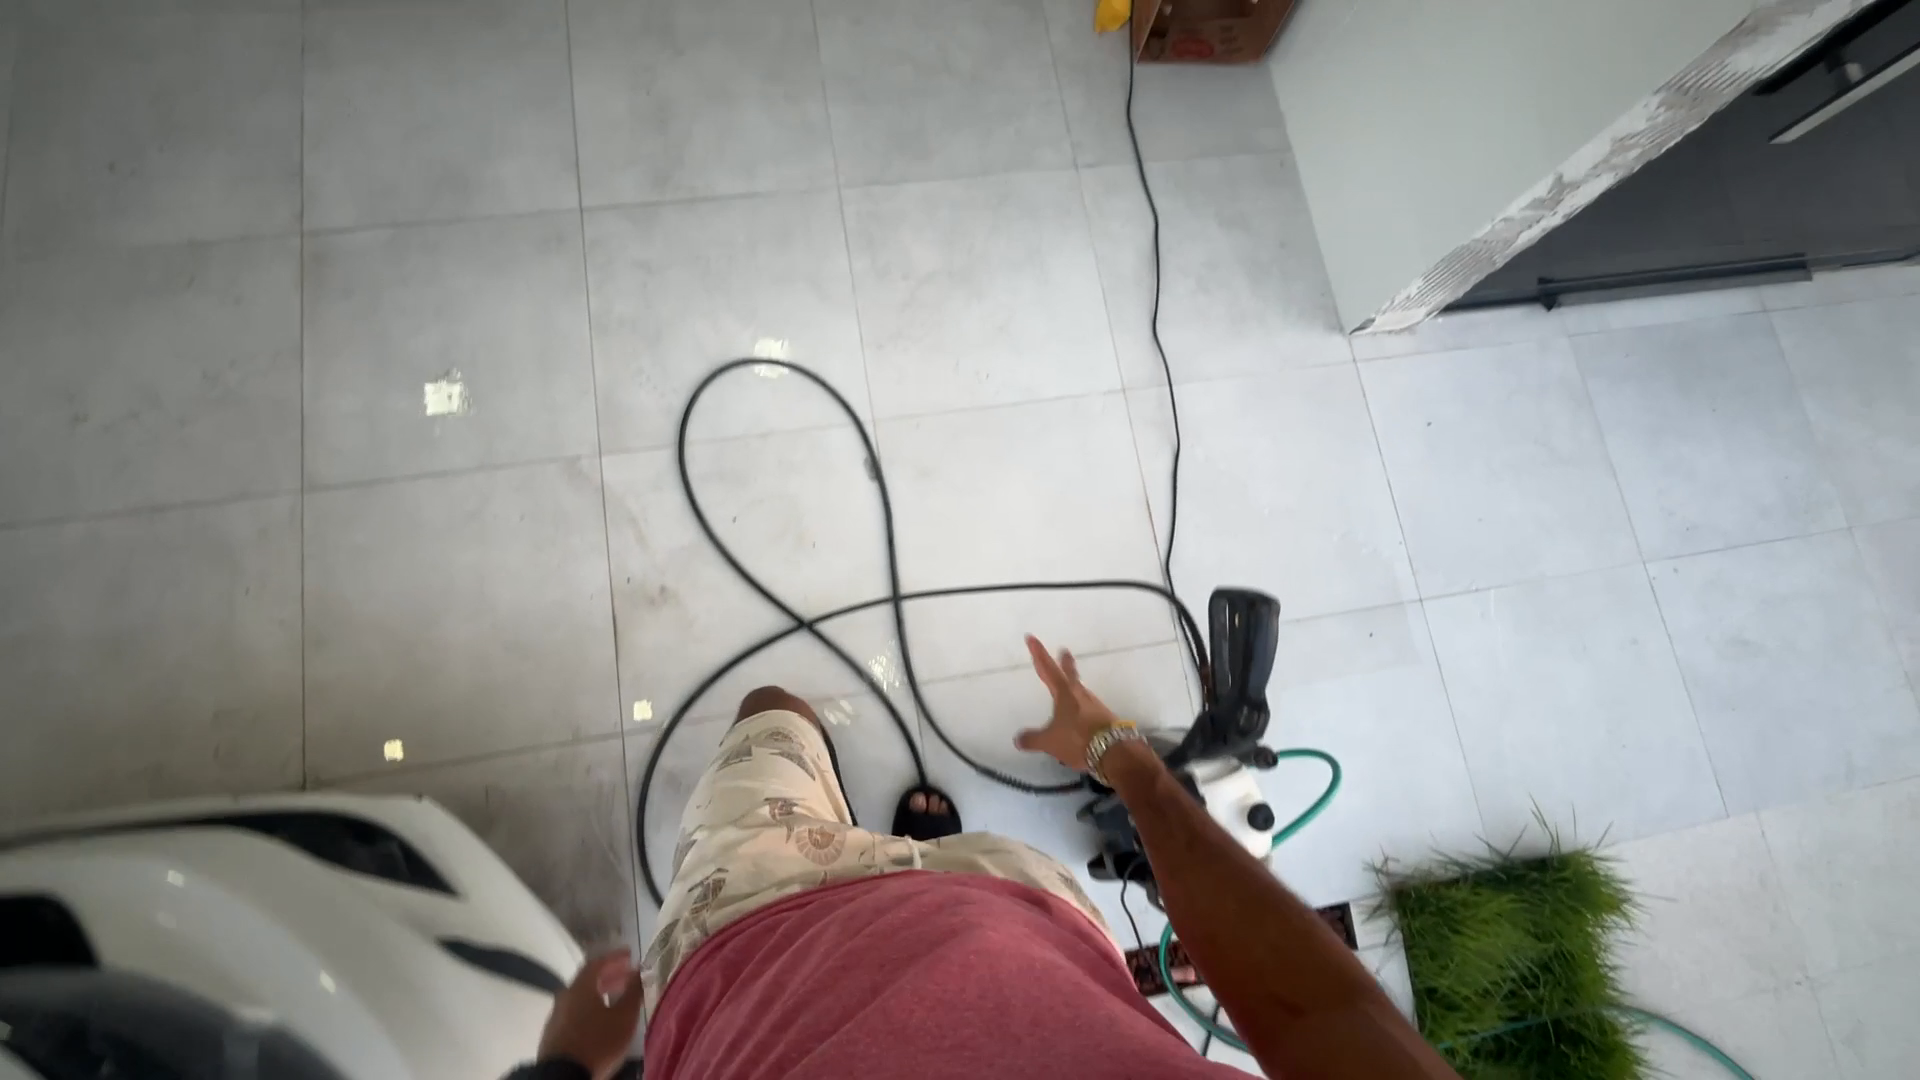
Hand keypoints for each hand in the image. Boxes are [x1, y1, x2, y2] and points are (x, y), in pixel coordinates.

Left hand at [536, 951, 644, 1079]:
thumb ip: (633, 991)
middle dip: (609, 975)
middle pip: (587, 979)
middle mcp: (565, 997)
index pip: (597, 962)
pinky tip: (599, 1019)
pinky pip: (573, 1012)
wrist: (563, 1079)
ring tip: (616, 998)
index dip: (615, 957)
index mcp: (581, 988)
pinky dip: (588, 1007)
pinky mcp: (552, 1036)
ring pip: (579, 997)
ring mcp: (555, 1018)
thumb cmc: (598, 1042)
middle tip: (627, 976)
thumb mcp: (624, 1016)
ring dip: (598, 992)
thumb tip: (638, 972)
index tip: (630, 954)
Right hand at [1016, 634, 1126, 769]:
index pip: (1047, 668)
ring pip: (1080, 691)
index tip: (1032, 638)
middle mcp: (1080, 695)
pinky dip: (1080, 708)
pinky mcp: (1104, 718)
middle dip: (1064, 662)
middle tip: (1064, 651)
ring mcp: (1095, 705)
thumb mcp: (1049, 742)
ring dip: (1073, 686)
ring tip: (1069, 690)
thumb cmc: (1077, 740)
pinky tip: (1079, 717)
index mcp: (1064, 694)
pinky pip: (1088, 709)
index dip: (1038, 653)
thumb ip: (1033, 739)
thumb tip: (1017, 739)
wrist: (1113, 752)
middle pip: (1070, 674)